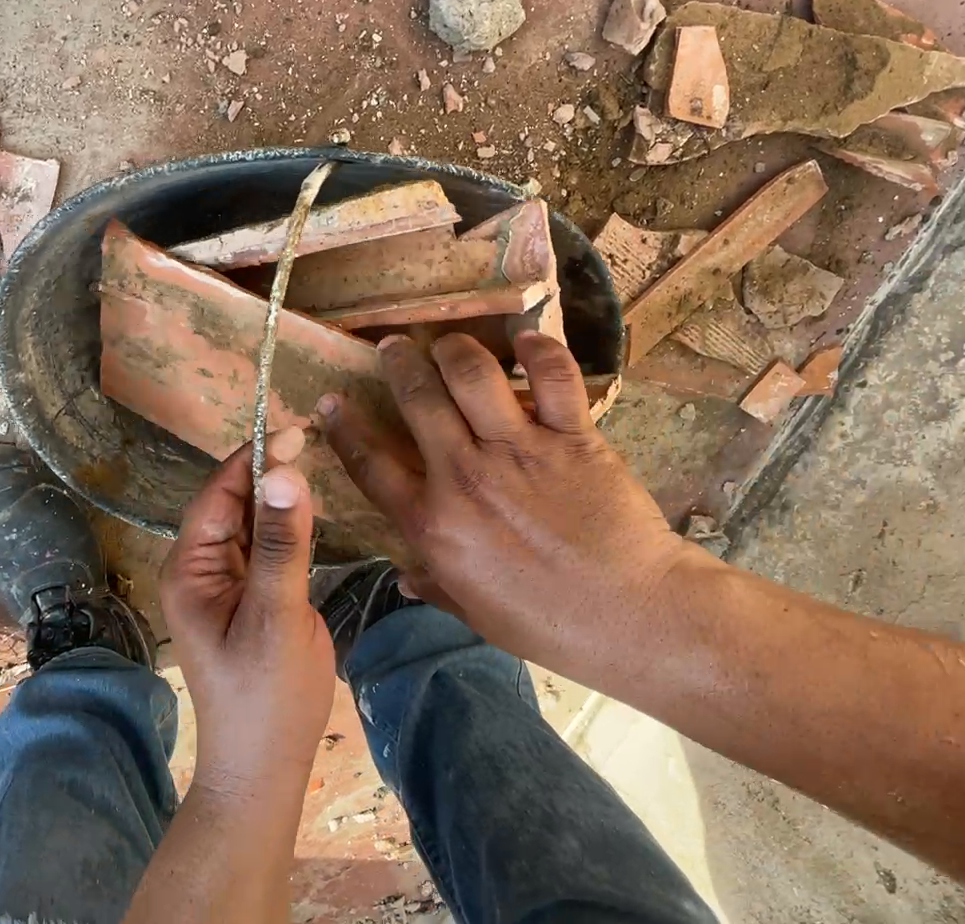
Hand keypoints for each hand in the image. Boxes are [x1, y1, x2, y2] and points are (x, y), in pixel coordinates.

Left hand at [160, 429, 335, 799]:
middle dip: (264, 472)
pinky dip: (282, 525)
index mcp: (189, 569)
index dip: (253, 460)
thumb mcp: (276, 616)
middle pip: (229, 503)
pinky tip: (306, 510)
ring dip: (274, 495)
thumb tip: (284, 471)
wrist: (263, 765)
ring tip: (311, 462)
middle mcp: (198, 568)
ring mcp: (222, 584)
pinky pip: (260, 547)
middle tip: (310, 440)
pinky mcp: (247, 597)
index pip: (216, 495)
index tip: (296, 431)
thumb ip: (279, 544)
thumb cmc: (265, 696)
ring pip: (245, 523)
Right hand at [319, 331, 694, 671]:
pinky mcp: (571, 437)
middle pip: (417, 400)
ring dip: (453, 349)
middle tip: (393, 346)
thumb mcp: (475, 612)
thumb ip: (435, 586)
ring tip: (447, 343)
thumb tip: (405, 579)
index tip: (332, 400)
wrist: (632, 618)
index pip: (370, 464)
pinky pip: (553, 378)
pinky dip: (538, 351)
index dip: (345, 427)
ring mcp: (518, 451)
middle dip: (398, 363)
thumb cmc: (546, 623)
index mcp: (432, 523)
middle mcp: (464, 476)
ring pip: (472, 375)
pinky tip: (525, 340)